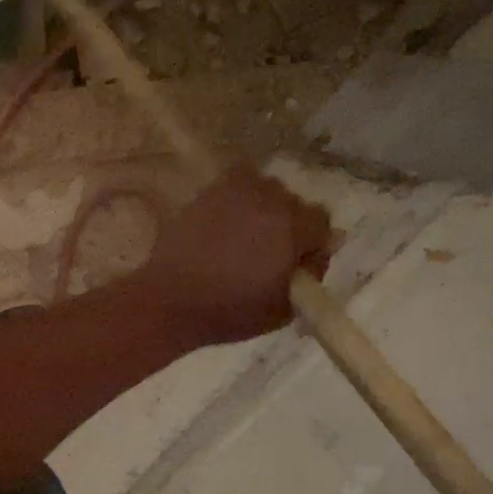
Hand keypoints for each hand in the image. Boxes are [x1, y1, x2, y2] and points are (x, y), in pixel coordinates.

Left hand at [134, 165, 332, 347]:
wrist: (170, 299)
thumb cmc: (228, 312)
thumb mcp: (282, 310)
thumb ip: (308, 278)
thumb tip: (319, 254)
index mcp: (295, 229)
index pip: (322, 223)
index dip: (312, 245)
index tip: (295, 266)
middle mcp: (272, 200)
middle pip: (295, 205)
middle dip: (289, 226)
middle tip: (266, 254)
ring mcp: (240, 191)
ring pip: (269, 191)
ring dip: (264, 210)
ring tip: (244, 238)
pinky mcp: (211, 190)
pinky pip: (240, 181)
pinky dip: (241, 196)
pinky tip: (229, 220)